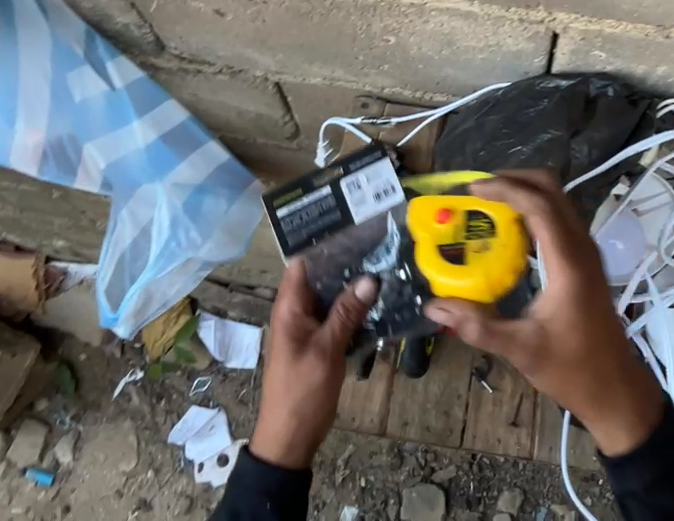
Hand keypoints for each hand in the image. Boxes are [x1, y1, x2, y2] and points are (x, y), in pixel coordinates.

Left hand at [249, 260, 378, 468]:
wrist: (290, 440)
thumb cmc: (302, 392)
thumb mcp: (327, 350)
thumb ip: (346, 313)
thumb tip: (369, 278)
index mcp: (289, 308)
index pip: (302, 264)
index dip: (324, 246)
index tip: (354, 232)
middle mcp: (296, 312)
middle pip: (320, 278)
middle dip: (346, 265)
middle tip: (379, 248)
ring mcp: (307, 329)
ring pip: (331, 298)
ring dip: (352, 288)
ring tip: (385, 269)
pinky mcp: (319, 344)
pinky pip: (336, 318)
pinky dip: (354, 310)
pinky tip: (379, 303)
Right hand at [422, 170, 663, 456]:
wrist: (617, 389)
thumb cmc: (573, 369)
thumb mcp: (522, 350)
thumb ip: (478, 326)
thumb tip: (435, 305)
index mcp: (568, 262)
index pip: (539, 204)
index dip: (506, 188)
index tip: (473, 189)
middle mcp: (581, 246)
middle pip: (551, 188)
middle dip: (514, 179)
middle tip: (478, 191)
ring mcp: (586, 250)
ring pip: (557, 198)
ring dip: (524, 191)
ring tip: (487, 203)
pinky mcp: (584, 259)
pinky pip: (559, 216)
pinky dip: (533, 209)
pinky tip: (508, 229)